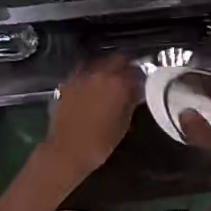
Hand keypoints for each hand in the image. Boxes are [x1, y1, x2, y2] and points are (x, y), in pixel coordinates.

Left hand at [42, 56, 141, 180]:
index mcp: (118, 83)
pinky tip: (92, 87)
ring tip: (109, 82)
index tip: (142, 85)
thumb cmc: (100, 142)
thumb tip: (135, 93)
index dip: (141, 78)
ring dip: (107, 69)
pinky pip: (83, 72)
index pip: (136, 72)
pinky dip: (91, 76)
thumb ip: (131, 102)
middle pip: (117, 60)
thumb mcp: (124, 123)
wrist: (67, 150)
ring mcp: (81, 76)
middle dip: (125, 68)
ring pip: (99, 63)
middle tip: (128, 80)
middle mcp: (100, 73)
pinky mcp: (67, 83)